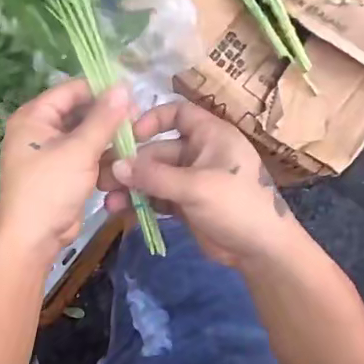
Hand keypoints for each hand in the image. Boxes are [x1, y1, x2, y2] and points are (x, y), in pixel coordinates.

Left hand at [0, 79, 130, 258]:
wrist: (34, 238)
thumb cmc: (50, 188)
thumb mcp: (80, 150)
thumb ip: (104, 118)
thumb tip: (125, 87)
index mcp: (34, 116)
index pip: (72, 90)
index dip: (101, 89)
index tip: (132, 95)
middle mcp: (39, 129)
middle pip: (80, 112)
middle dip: (108, 117)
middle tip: (139, 120)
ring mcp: (50, 152)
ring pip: (86, 136)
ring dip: (109, 139)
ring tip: (137, 140)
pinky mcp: (62, 172)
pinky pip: (85, 156)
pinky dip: (102, 157)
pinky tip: (125, 160)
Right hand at [100, 100, 306, 267]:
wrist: (261, 250)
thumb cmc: (236, 205)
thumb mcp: (195, 187)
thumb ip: (154, 176)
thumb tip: (116, 165)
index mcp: (211, 135)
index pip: (178, 113)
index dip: (153, 119)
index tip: (128, 135)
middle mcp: (200, 152)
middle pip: (159, 150)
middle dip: (131, 164)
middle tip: (102, 177)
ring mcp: (193, 180)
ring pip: (155, 176)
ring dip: (132, 186)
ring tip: (108, 200)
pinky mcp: (187, 204)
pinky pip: (159, 197)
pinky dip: (141, 202)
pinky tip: (120, 211)